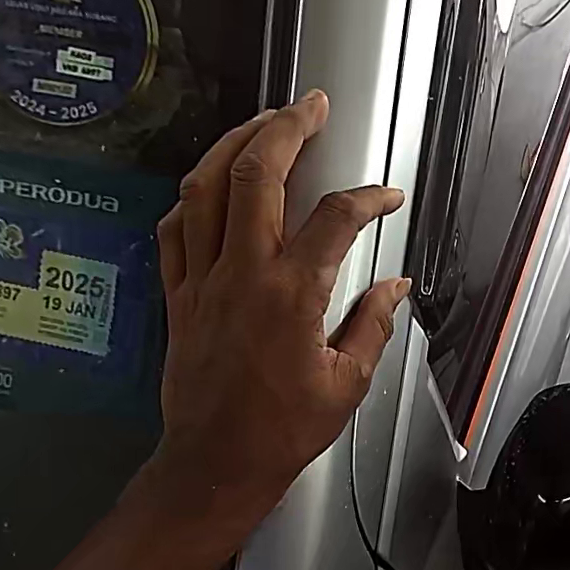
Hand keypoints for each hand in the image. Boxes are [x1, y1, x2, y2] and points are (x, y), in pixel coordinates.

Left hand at [150, 90, 408, 521]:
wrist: (216, 464)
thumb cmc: (282, 432)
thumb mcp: (347, 384)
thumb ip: (373, 325)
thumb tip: (395, 286)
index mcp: (292, 295)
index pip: (337, 219)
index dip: (369, 198)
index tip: (385, 198)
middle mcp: (242, 274)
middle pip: (256, 173)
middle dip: (286, 127)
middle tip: (311, 105)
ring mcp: (201, 281)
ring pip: (204, 189)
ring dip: (231, 145)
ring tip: (259, 125)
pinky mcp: (177, 297)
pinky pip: (174, 232)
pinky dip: (191, 199)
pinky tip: (208, 188)